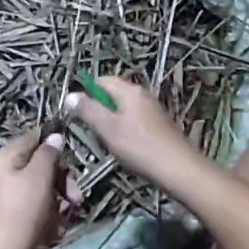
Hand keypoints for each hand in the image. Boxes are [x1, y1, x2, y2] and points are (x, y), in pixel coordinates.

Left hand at [0, 129, 65, 248]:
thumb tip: (54, 136)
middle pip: (36, 165)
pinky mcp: (2, 215)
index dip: (54, 147)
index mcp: (2, 157)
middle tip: (76, 199)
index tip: (72, 164)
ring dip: (54, 199)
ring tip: (63, 217)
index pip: (32, 138)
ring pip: (35, 187)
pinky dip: (42, 213)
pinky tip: (50, 228)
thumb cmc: (21, 214)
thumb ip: (48, 153)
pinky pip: (27, 205)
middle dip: (59, 180)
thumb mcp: (39, 177)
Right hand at [63, 76, 205, 188]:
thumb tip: (70, 95)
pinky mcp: (158, 124)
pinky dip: (125, 130)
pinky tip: (125, 147)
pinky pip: (134, 120)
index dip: (87, 92)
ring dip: (111, 122)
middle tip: (93, 130)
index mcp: (130, 90)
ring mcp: (152, 109)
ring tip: (108, 141)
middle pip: (113, 94)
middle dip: (99, 109)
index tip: (79, 113)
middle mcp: (143, 94)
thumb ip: (88, 110)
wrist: (179, 168)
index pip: (102, 80)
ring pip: (123, 109)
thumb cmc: (140, 147)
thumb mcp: (108, 129)